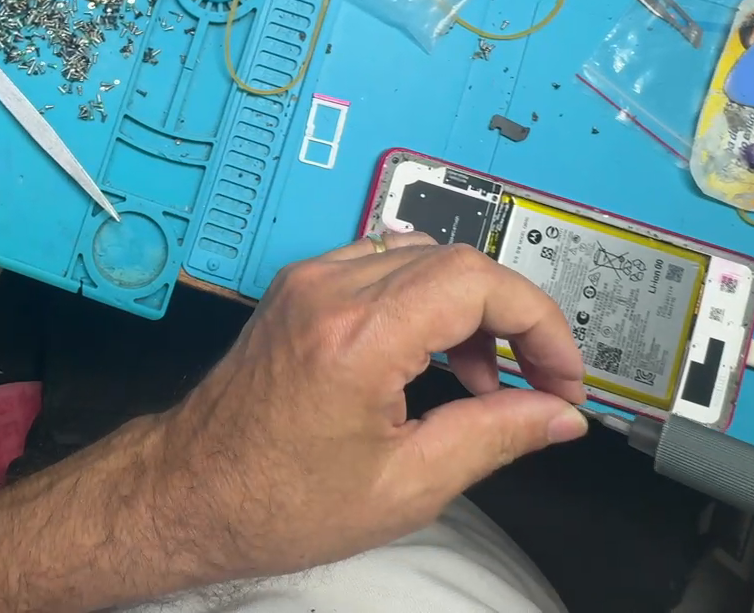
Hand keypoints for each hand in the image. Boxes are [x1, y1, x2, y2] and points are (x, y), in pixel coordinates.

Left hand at [143, 232, 589, 581]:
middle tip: (529, 381)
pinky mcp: (295, 288)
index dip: (538, 321)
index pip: (475, 279)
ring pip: (415, 255)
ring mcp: (305, 281)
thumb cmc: (278, 498)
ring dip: (462, 306)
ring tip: (472, 377)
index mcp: (356, 334)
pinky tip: (423, 354)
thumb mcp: (406, 485)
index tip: (559, 374)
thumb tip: (556, 413)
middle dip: (507, 316)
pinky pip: (375, 265)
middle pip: (450, 258)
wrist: (194, 485)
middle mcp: (326, 289)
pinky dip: (418, 298)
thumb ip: (494, 435)